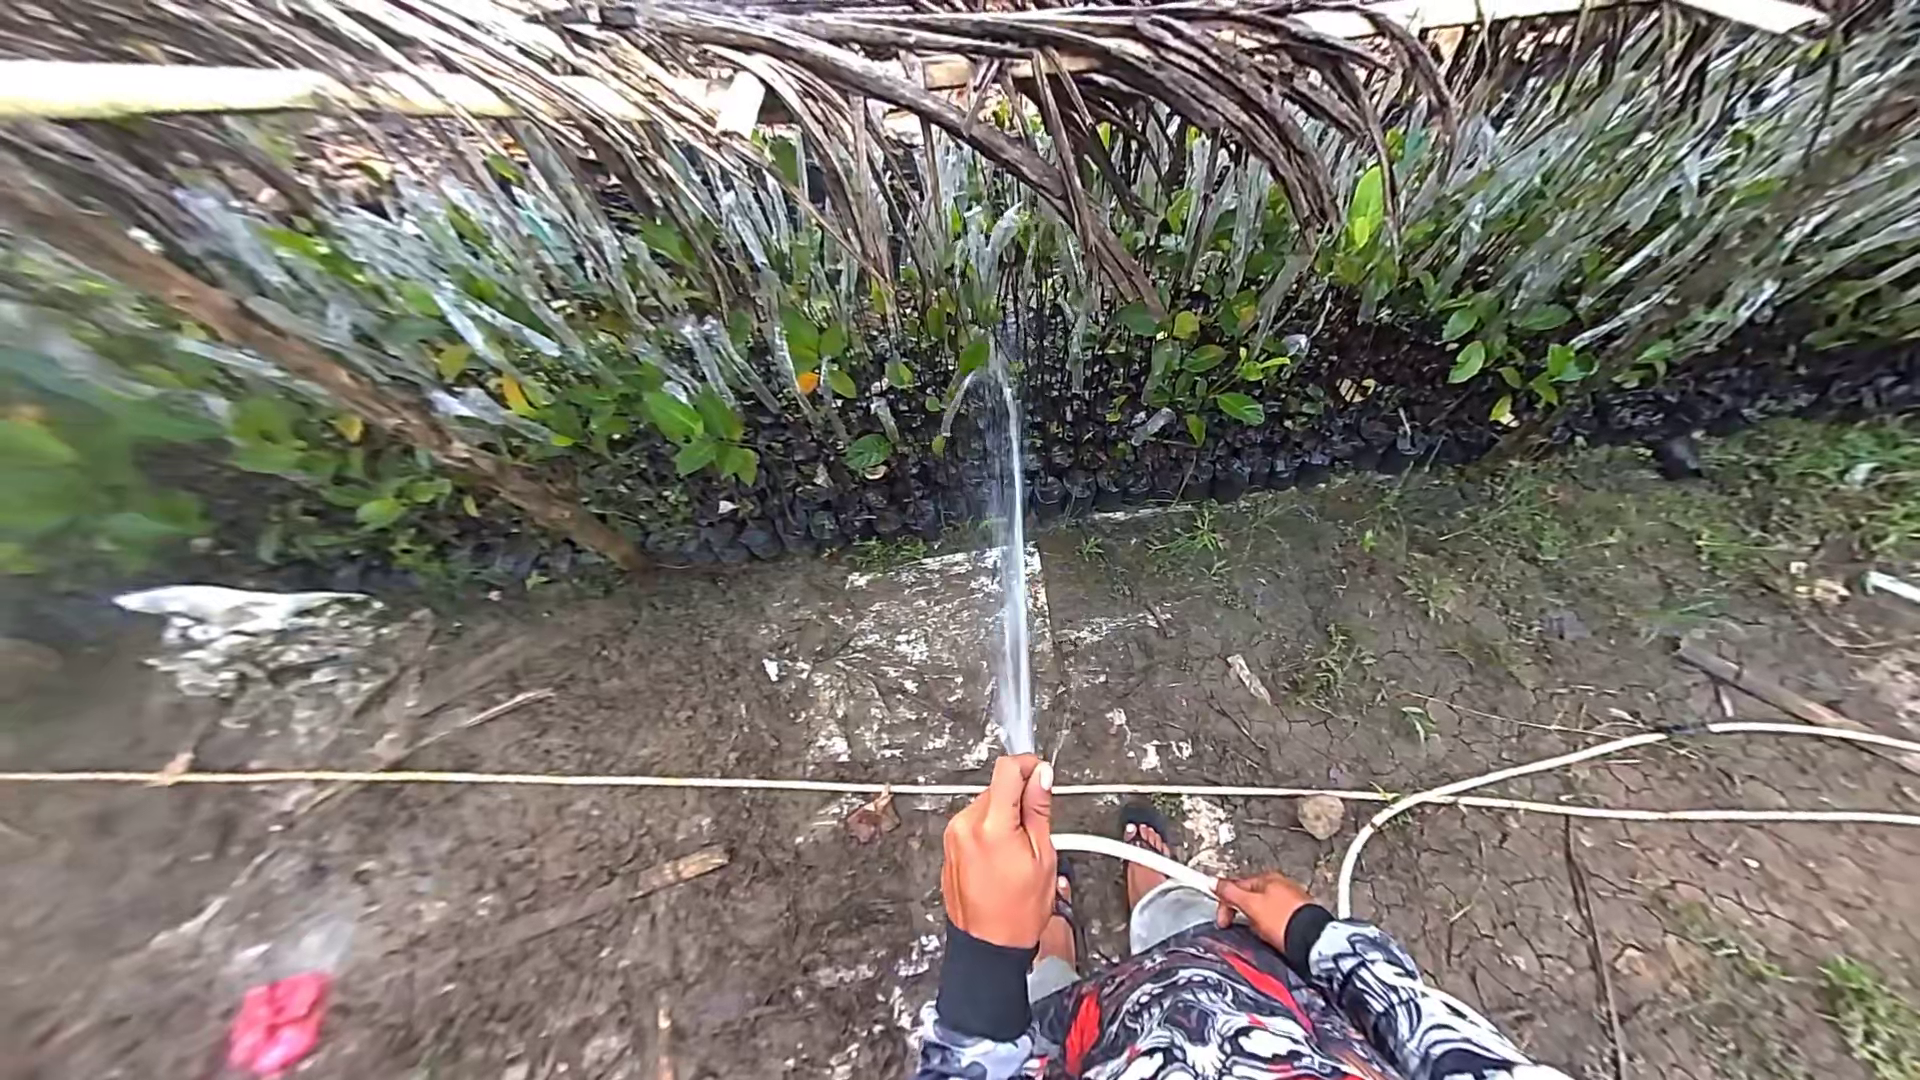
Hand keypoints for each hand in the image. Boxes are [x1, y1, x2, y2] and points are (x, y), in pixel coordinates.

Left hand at [940, 754, 1055, 947]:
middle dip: (1018, 798)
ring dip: (1004, 814)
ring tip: (1017, 848)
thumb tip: (1041, 776)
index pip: (1006, 769)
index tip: (1039, 773)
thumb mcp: (1043, 858)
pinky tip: (1000, 856)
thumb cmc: (1017, 913)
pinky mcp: (950, 843)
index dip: (1027, 765)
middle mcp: (966, 825)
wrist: (987, 948)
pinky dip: (989, 828)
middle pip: (997, 787)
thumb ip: (1039, 809)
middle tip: (1034, 828)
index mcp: (992, 827)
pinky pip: (974, 821)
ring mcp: (954, 834)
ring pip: (986, 803)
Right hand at [1213, 870, 1314, 947]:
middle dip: (1245, 914)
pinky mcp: (1303, 917)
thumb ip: (1230, 893)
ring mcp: (1293, 901)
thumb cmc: (1283, 921)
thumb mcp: (1250, 905)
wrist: (1317, 944)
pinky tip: (1277, 938)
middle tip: (1246, 928)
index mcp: (1267, 878)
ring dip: (1259, 923)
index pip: (1236, 885)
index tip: (1222, 921)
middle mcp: (1281, 885)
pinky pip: (1280, 921)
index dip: (1225, 903)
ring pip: (1265, 910)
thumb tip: (1213, 882)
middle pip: (1251, 897)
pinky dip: (1274, 929)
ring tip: (1264, 936)